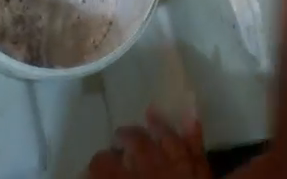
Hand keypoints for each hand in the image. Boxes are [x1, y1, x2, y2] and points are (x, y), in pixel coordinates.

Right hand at [88, 109, 209, 177]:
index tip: (89, 169)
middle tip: (118, 136)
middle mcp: (154, 172)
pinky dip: (195, 134)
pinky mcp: (202, 176)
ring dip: (159, 126)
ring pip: (169, 141)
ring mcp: (182, 171)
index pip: (105, 167)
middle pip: (138, 146)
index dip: (96, 165)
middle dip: (127, 137)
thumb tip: (85, 178)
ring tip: (150, 114)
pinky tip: (192, 118)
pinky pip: (198, 152)